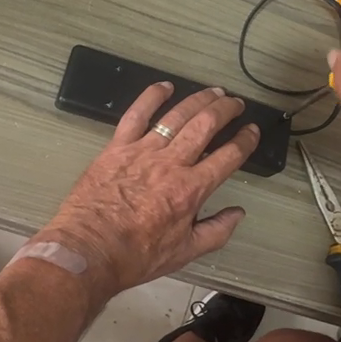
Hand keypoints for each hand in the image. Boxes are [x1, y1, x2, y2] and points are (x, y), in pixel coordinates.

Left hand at [38, 83, 259, 297]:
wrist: (88, 252)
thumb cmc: (136, 255)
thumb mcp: (185, 252)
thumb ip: (217, 231)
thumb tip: (238, 213)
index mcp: (191, 189)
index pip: (228, 157)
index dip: (245, 141)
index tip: (252, 131)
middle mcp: (171, 164)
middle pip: (206, 125)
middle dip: (226, 110)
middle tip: (236, 104)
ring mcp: (143, 151)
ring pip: (177, 116)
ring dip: (198, 100)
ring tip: (213, 92)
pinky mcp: (117, 147)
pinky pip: (136, 114)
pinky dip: (151, 96)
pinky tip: (165, 86)